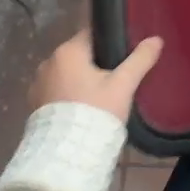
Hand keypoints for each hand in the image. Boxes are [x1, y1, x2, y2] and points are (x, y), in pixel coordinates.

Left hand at [28, 29, 163, 122]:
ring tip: (98, 99)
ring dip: (79, 81)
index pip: (92, 34)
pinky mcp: (33, 105)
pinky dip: (68, 97)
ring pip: (66, 74)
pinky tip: (81, 111)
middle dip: (95, 65)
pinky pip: (56, 92)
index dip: (110, 43)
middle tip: (115, 81)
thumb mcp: (123, 85)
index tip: (123, 57)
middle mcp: (48, 62)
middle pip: (79, 55)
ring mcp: (37, 85)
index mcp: (68, 51)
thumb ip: (140, 60)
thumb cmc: (95, 112)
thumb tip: (156, 39)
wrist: (65, 156)